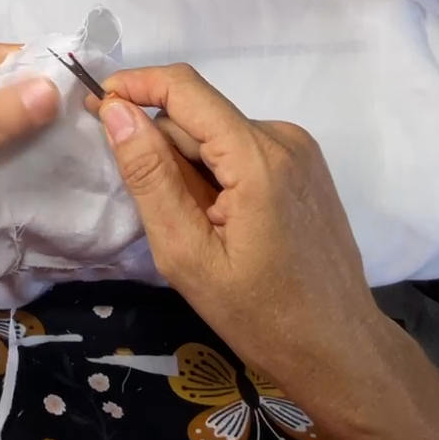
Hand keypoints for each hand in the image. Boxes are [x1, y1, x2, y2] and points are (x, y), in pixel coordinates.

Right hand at [92, 66, 438, 439]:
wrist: (342, 354)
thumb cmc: (260, 314)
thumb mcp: (185, 253)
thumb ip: (148, 174)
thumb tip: (116, 109)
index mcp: (257, 156)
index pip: (183, 88)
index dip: (133, 85)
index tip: (95, 105)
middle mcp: (282, 136)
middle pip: (194, 115)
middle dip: (161, 148)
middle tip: (162, 211)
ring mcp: (297, 148)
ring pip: (212, 131)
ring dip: (188, 165)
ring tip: (201, 225)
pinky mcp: (301, 162)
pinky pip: (235, 145)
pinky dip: (213, 170)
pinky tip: (223, 219)